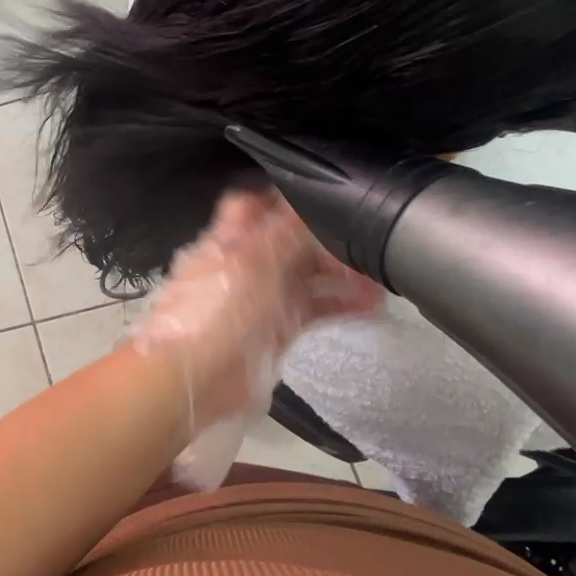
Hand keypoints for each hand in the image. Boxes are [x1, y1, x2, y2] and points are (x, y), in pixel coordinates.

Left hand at [131, 188, 383, 430]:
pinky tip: (370, 305)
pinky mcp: (275, 329)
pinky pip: (312, 309)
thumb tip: (306, 204)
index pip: (255, 206)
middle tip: (367, 247)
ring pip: (306, 276)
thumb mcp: (251, 263)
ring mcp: (260, 298)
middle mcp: (244, 266)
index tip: (329, 200)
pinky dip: (340, 305)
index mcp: (228, 241)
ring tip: (381, 280)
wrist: (194, 377)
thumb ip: (283, 234)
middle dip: (327, 241)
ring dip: (342, 275)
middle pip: (290, 242)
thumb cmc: (211, 314)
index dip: (287, 199)